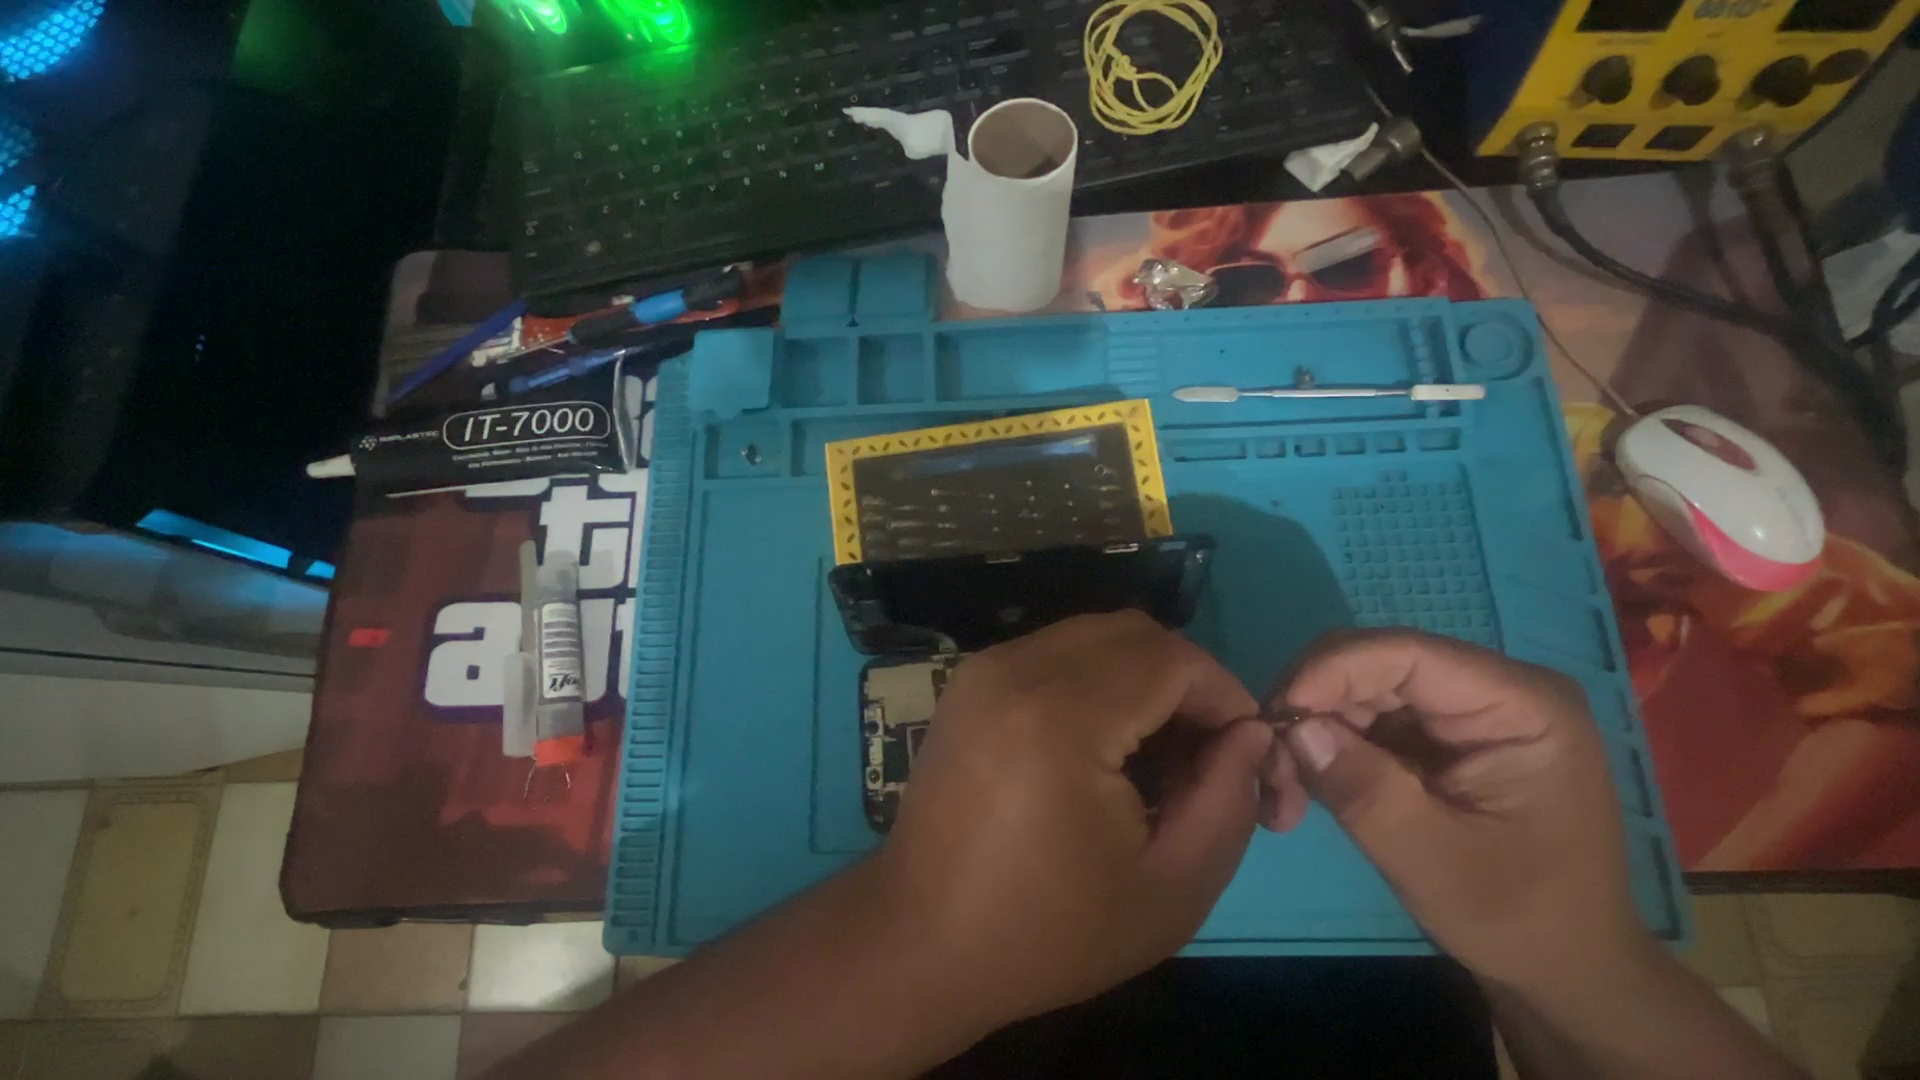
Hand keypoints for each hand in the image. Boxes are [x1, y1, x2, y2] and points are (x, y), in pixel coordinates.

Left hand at [878, 611, 1275, 1025]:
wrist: (921, 942)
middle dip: (1188, 684)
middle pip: (1135, 634)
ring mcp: (983, 670)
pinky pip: (1056, 653)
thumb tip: (1249, 733)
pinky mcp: (969, 684)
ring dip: (1142, 680)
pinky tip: (1102, 749)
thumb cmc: (1046, 933)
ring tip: (1156, 760)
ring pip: (1095, 637)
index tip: (1245, 757)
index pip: (1173, 659)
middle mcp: (1014, 670)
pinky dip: (1097, 682)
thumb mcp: (1170, 889)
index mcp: (1059, 716)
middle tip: (1204, 759)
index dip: (1226, 698)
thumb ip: (1227, 799)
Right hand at [1271, 629, 1647, 990]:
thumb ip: (1366, 791)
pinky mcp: (1438, 733)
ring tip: (1283, 789)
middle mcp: (1493, 689)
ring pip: (1357, 686)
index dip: (1330, 671)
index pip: (1405, 653)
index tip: (1273, 719)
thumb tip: (1294, 730)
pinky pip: (1364, 716)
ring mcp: (1463, 709)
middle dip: (1312, 705)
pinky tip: (1305, 784)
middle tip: (1270, 766)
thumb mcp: (1434, 863)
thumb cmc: (1519, 919)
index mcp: (1520, 705)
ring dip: (1311, 729)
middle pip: (1374, 663)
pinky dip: (1326, 745)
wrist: (1565, 969)